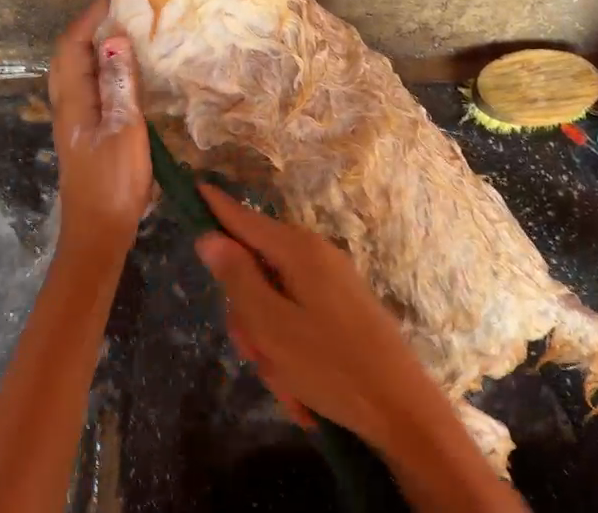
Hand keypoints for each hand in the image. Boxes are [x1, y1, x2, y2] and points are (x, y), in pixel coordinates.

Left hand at [48, 0, 151, 253]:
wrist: (98, 232)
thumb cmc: (114, 181)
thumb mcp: (125, 128)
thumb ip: (119, 83)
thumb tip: (113, 37)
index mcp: (74, 101)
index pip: (73, 46)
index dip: (89, 19)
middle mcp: (67, 107)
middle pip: (67, 57)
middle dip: (86, 28)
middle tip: (114, 11)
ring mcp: (73, 123)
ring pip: (73, 74)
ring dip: (89, 49)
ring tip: (118, 35)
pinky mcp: (82, 136)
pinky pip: (84, 89)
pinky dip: (97, 70)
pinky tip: (118, 76)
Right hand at [192, 185, 445, 450]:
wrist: (403, 410)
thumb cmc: (332, 365)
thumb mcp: (272, 325)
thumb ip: (238, 278)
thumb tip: (210, 237)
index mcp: (299, 252)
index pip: (246, 220)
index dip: (217, 209)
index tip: (194, 188)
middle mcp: (317, 258)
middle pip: (257, 271)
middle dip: (248, 316)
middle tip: (255, 352)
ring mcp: (333, 284)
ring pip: (275, 304)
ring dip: (271, 344)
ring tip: (287, 383)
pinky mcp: (343, 311)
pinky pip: (299, 322)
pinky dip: (292, 354)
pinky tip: (302, 391)